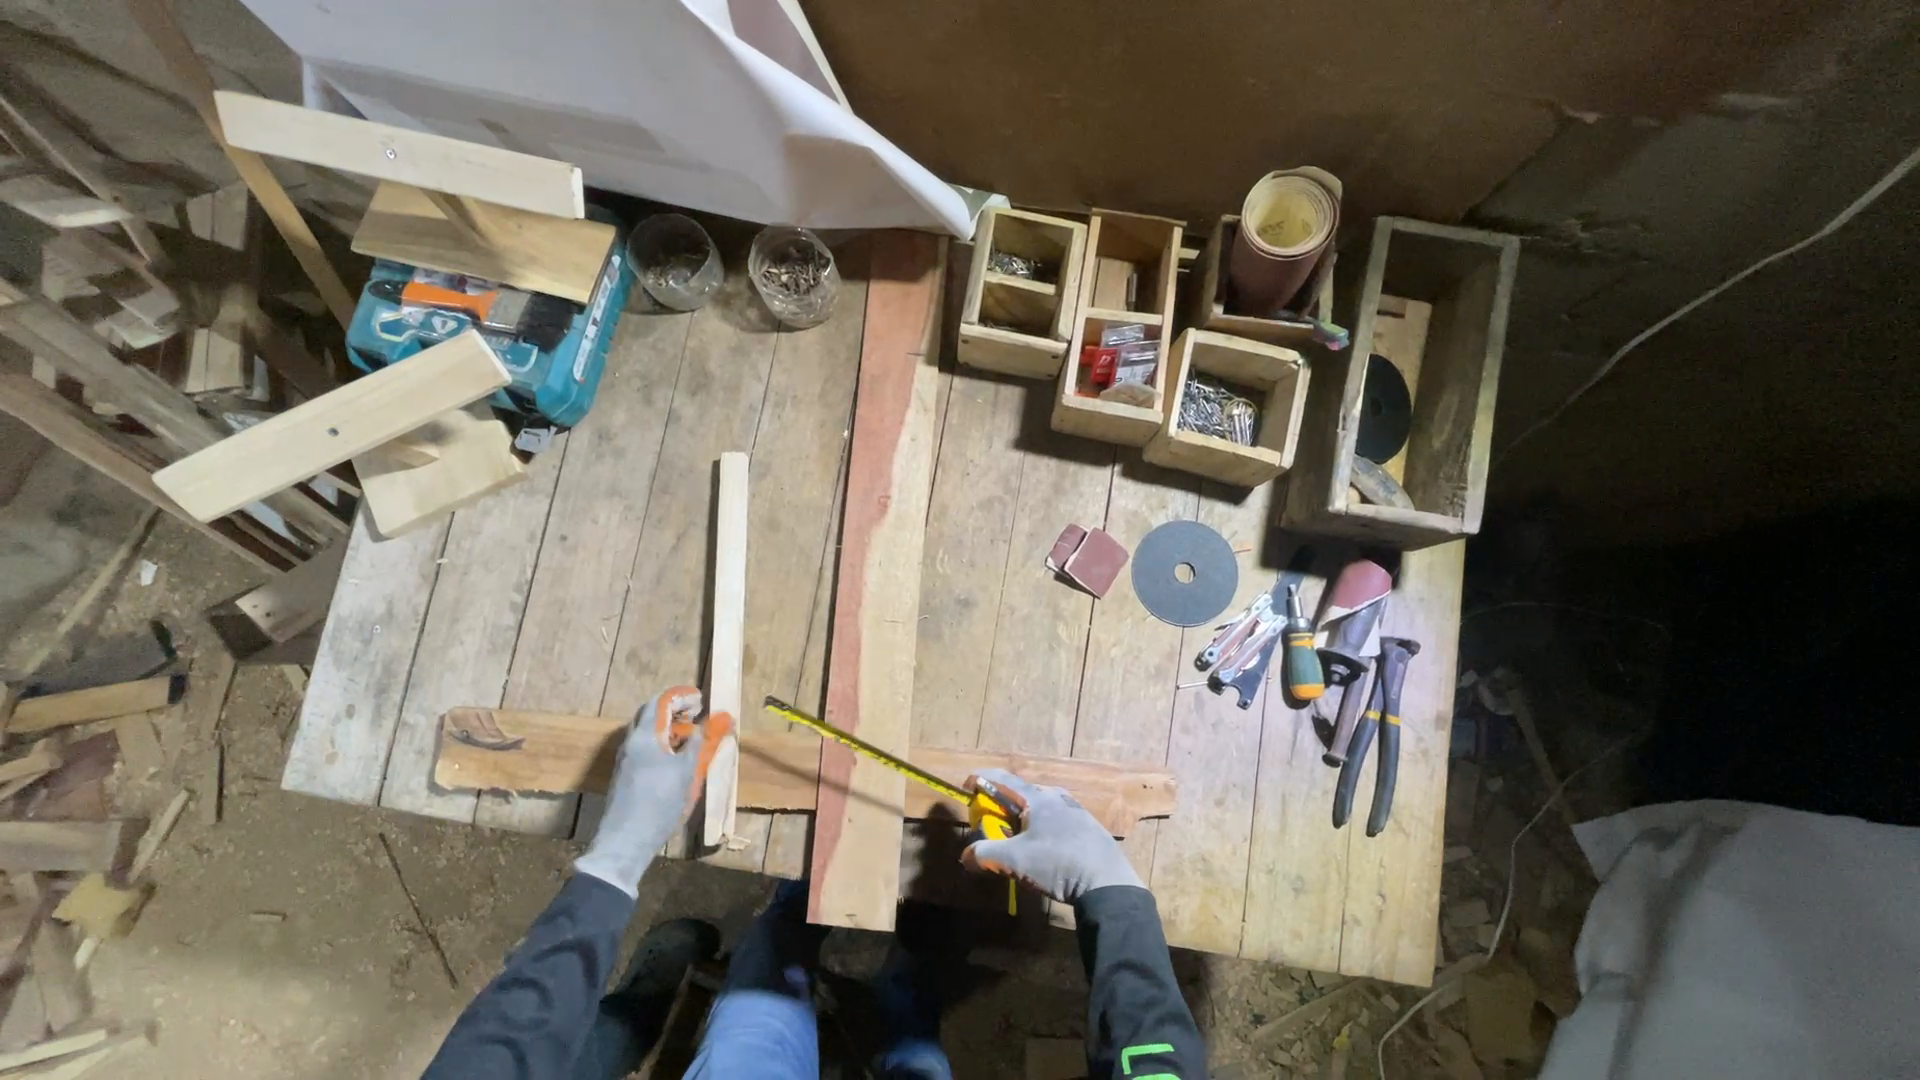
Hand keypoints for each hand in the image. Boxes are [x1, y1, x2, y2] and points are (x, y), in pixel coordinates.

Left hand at [575, 686, 705, 897]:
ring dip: (668, 729)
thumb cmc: (659, 802)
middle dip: (674, 711)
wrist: (625, 843)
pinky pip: (644, 749)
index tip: (701, 701)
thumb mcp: (687, 772)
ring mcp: (625, 760)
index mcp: (643, 736)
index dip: (681, 697)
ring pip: (646, 734)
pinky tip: (676, 760)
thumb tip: (712, 721)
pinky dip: (662, 745)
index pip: (660, 702)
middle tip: (696, 716)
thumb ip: (699, 743)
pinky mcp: (625, 776)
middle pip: (649, 715)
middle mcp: (630, 743)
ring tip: (691, 738)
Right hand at [959, 768, 1144, 903]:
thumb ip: (985, 854)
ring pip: (1041, 808)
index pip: (1003, 779)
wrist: (1107, 882)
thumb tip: (966, 856)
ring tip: (1016, 838)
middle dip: (1003, 804)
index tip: (967, 784)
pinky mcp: (1089, 827)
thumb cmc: (1057, 863)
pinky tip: (1044, 849)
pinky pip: (1057, 820)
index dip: (982, 778)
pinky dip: (1042, 828)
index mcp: (1037, 797)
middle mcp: (1057, 796)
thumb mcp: (1015, 861)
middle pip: (1022, 793)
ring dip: (1024, 818)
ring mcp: (1076, 811)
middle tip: (991, 820)